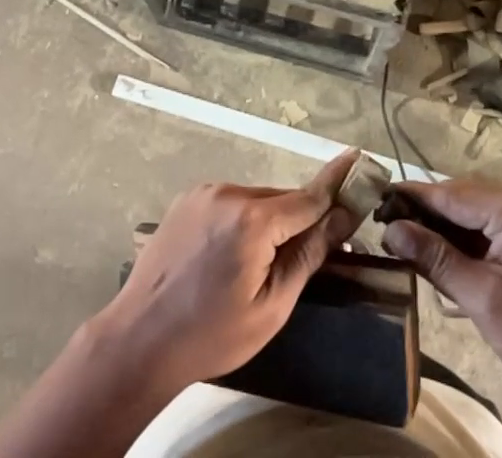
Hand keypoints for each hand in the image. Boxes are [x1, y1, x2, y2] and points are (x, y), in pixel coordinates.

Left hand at [86, 149, 361, 393]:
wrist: (139, 341)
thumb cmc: (212, 335)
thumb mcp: (273, 304)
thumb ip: (309, 253)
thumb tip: (344, 216)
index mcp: (253, 219)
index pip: (310, 196)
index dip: (340, 182)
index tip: (363, 159)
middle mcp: (228, 194)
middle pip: (283, 200)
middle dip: (303, 219)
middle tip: (320, 250)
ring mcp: (202, 195)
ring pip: (257, 201)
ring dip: (272, 222)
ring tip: (265, 265)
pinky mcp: (186, 202)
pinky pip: (231, 204)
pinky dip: (245, 220)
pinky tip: (235, 256)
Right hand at [381, 180, 501, 404]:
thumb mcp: (480, 296)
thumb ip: (435, 258)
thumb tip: (390, 230)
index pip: (450, 194)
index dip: (410, 197)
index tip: (372, 202)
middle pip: (457, 201)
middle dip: (421, 215)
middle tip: (380, 230)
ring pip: (467, 217)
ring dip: (437, 231)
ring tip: (397, 244)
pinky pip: (481, 233)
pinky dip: (457, 245)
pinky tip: (430, 258)